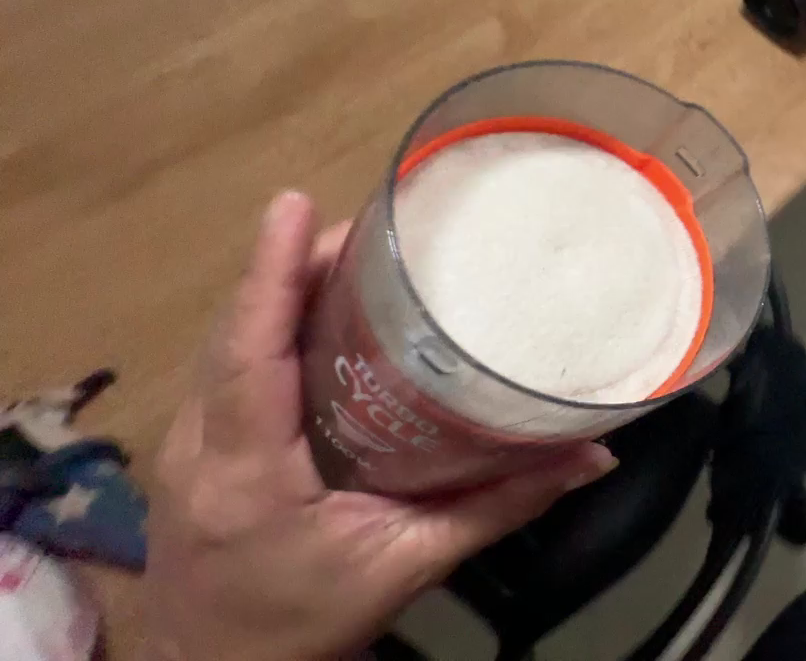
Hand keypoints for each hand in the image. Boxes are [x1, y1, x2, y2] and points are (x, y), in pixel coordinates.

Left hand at [139, 192, 616, 660]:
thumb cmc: (309, 622)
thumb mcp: (412, 565)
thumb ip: (502, 504)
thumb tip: (595, 455)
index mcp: (250, 472)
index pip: (249, 357)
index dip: (267, 277)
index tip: (293, 207)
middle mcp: (204, 449)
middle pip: (233, 333)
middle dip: (285, 263)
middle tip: (365, 218)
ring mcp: (189, 450)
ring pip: (222, 345)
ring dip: (273, 286)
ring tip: (344, 243)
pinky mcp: (199, 453)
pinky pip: (226, 367)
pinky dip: (263, 319)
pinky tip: (313, 304)